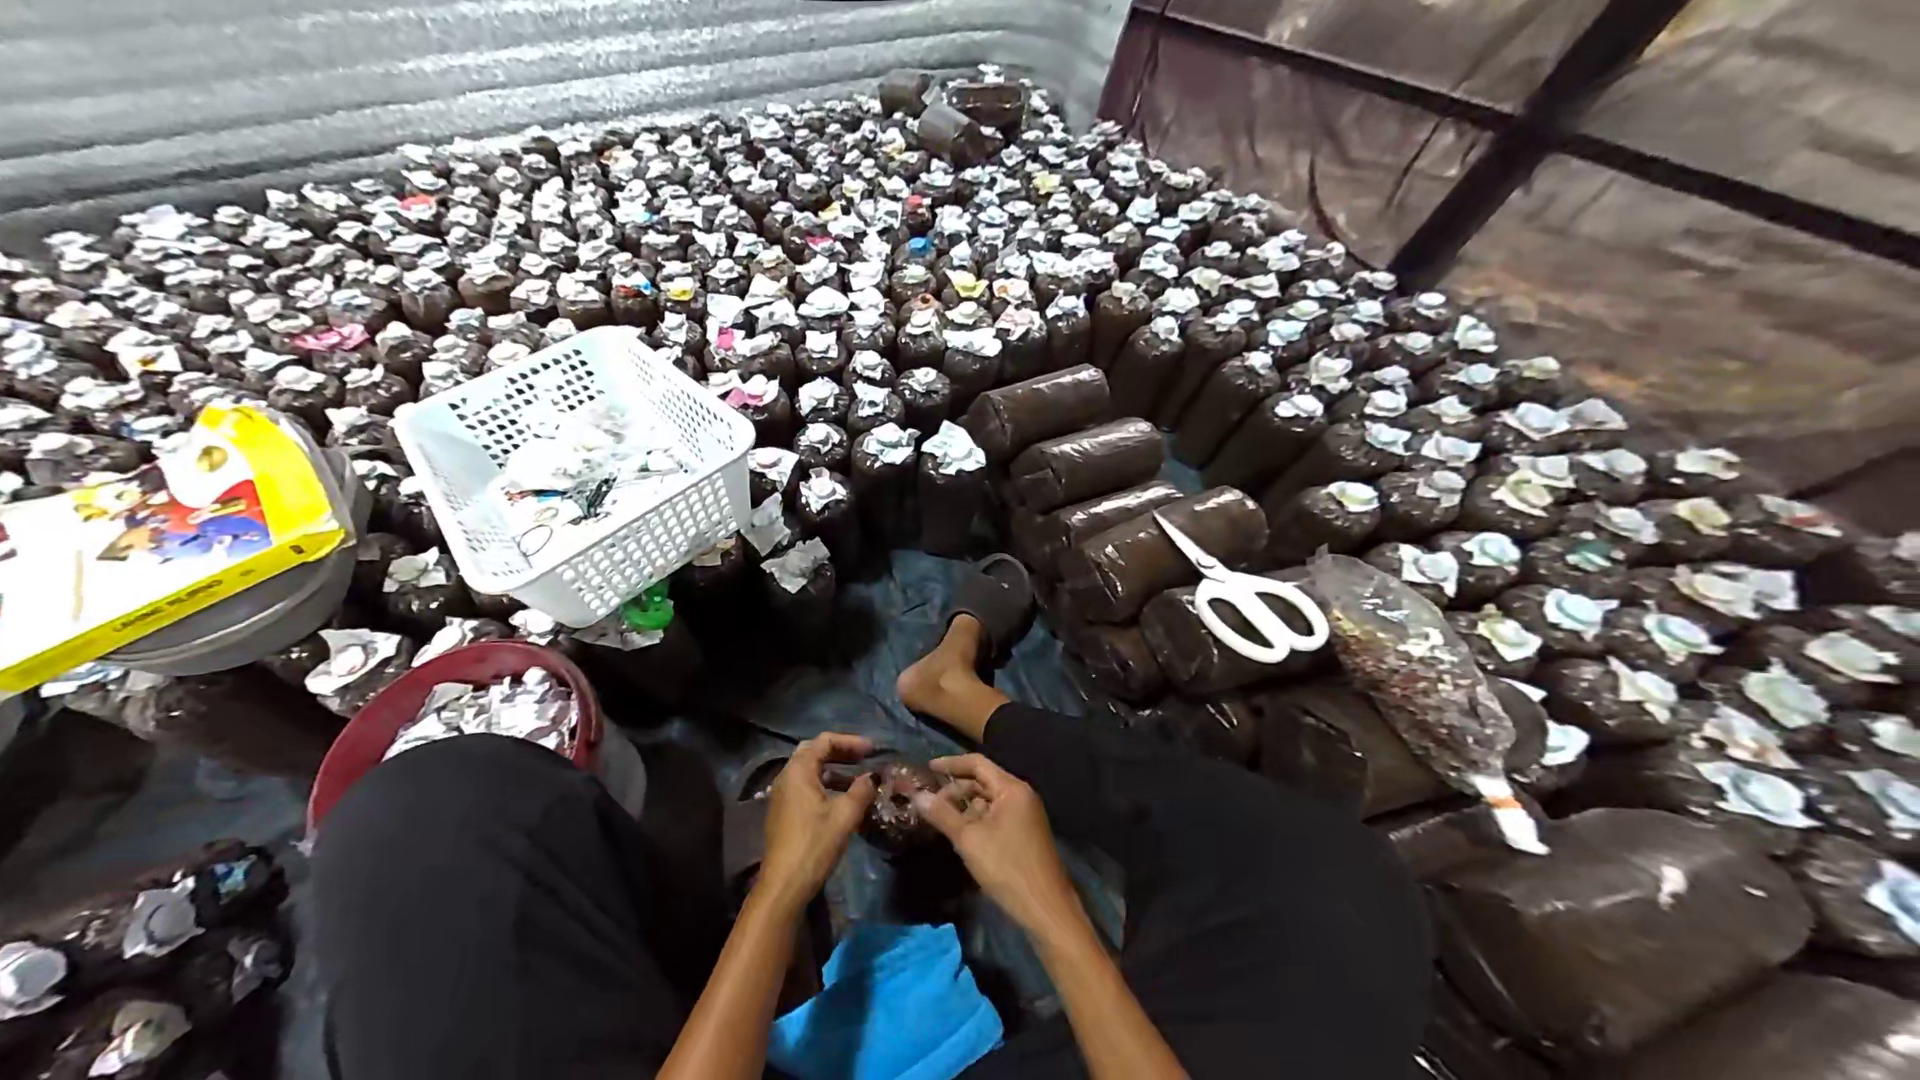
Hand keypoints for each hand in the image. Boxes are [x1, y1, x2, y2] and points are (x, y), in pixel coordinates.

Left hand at [758, 734, 876, 909]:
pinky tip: (842, 799)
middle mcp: (786, 777)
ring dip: (834, 769)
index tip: (872, 750)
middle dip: (840, 751)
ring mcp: (782, 795)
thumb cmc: (814, 844)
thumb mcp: (845, 816)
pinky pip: (806, 786)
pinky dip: (825, 784)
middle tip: (864, 758)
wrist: (784, 885)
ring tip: (858, 779)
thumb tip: (873, 776)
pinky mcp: (784, 811)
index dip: (850, 741)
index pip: (824, 741)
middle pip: (814, 752)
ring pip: (810, 770)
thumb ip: (862, 790)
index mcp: (798, 771)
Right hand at [913, 754, 1083, 934]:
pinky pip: (997, 816)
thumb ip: (942, 814)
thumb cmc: (1006, 868)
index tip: (928, 768)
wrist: (1045, 908)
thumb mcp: (968, 840)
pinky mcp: (1025, 833)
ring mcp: (1025, 815)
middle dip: (956, 790)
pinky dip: (978, 820)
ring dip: (966, 807)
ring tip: (943, 821)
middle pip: (983, 781)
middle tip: (931, 804)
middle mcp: (1021, 795)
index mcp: (1011, 789)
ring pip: (989, 801)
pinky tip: (963, 835)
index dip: (951, 764)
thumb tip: (917, 795)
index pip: (977, 763)